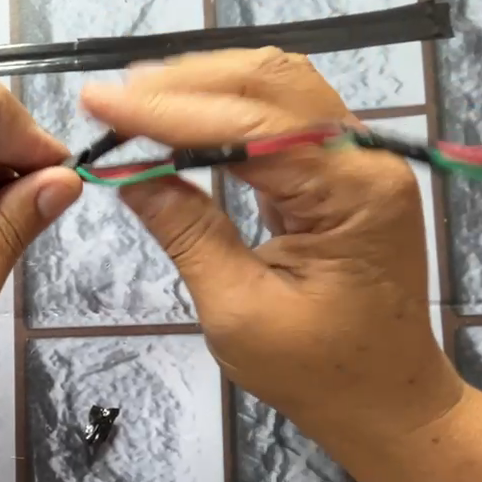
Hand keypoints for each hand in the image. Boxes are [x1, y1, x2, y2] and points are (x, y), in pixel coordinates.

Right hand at [81, 48, 463, 447]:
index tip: (100, 104)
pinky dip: (222, 113)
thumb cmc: (312, 370)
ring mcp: (356, 160)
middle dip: (183, 84)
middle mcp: (363, 157)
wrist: (380, 398)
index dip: (167, 110)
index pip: (248, 125)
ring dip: (201, 89)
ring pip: (276, 90)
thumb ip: (188, 233)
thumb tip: (131, 178)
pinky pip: (278, 121)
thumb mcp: (236, 307)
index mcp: (350, 190)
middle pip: (269, 83)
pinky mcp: (338, 174)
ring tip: (133, 101)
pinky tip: (178, 121)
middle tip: (108, 100)